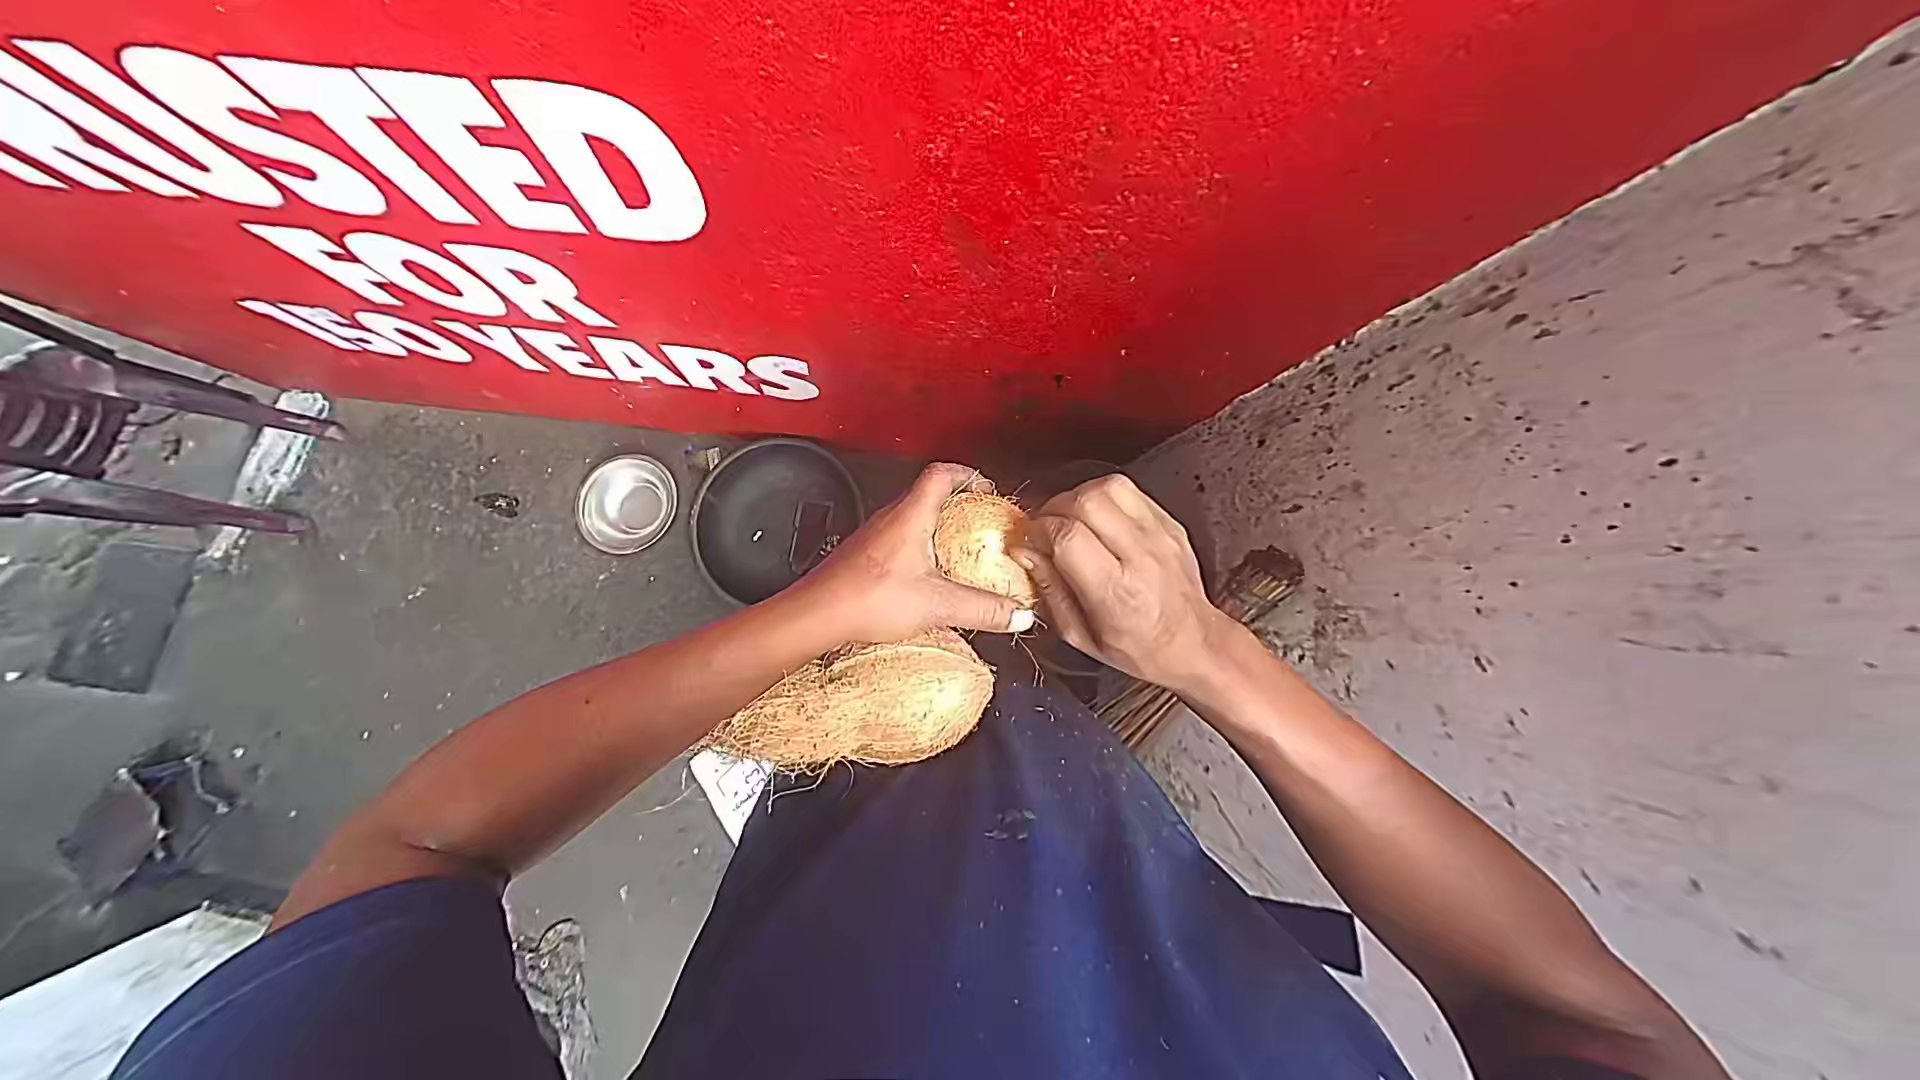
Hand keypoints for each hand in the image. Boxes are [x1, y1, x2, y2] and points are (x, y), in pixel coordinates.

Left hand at [797, 462, 1035, 642]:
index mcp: (910, 516)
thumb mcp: (938, 605)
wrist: (816, 616)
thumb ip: (983, 609)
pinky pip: (897, 541)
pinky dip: (918, 549)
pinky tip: (926, 577)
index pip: (941, 474)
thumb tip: (1017, 614)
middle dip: (957, 503)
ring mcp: (873, 537)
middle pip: (927, 495)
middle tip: (978, 520)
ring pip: (911, 518)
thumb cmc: (866, 598)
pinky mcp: (863, 557)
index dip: (967, 474)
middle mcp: (889, 519)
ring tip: (957, 550)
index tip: (985, 486)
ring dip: (936, 527)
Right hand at [1013, 474, 1234, 691]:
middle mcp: (1140, 558)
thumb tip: (1023, 552)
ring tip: (1069, 519)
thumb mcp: (1080, 635)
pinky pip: (1129, 491)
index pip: (1068, 537)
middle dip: (1053, 508)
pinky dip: (1103, 497)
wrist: (1193, 643)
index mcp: (1116, 593)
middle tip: (1045, 527)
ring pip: (1108, 487)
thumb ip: (1049, 590)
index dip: (1038, 530)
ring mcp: (1159, 536)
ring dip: (1078, 497)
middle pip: (1086, 503)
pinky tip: (1096, 518)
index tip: (1028, 539)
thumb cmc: (1137, 647)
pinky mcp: (1169, 524)